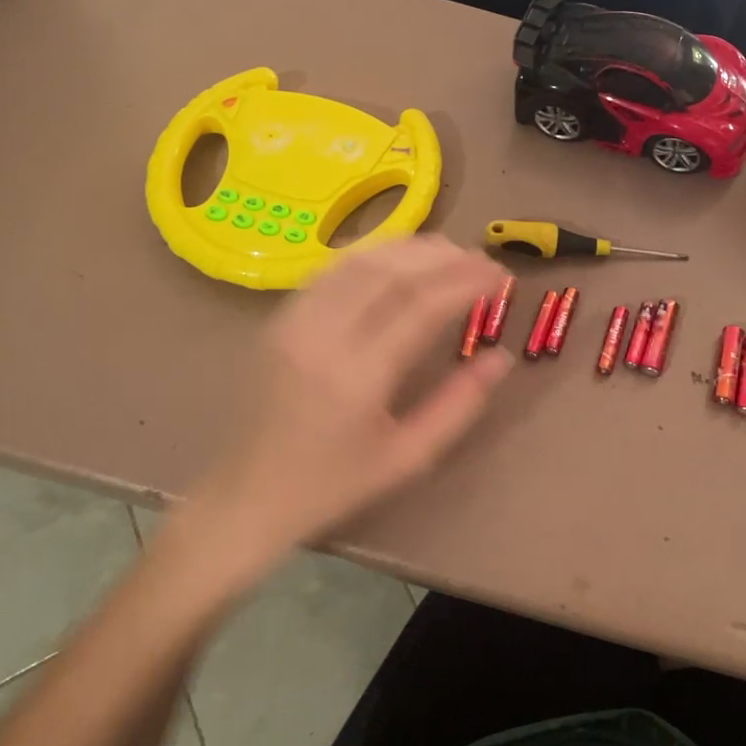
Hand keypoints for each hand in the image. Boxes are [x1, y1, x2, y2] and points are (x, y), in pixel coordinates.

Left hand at [181, 236, 511, 578]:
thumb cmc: (333, 485)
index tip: (500, 274)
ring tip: (449, 250)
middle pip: (390, 272)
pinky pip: (331, 270)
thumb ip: (459, 405)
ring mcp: (293, 322)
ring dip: (409, 248)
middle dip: (443, 257)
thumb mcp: (408, 458)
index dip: (465, 282)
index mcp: (357, 378)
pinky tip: (399, 257)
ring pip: (359, 261)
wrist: (244, 497)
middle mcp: (322, 337)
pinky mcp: (278, 318)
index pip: (421, 306)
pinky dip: (372, 254)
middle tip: (481, 258)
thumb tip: (500, 357)